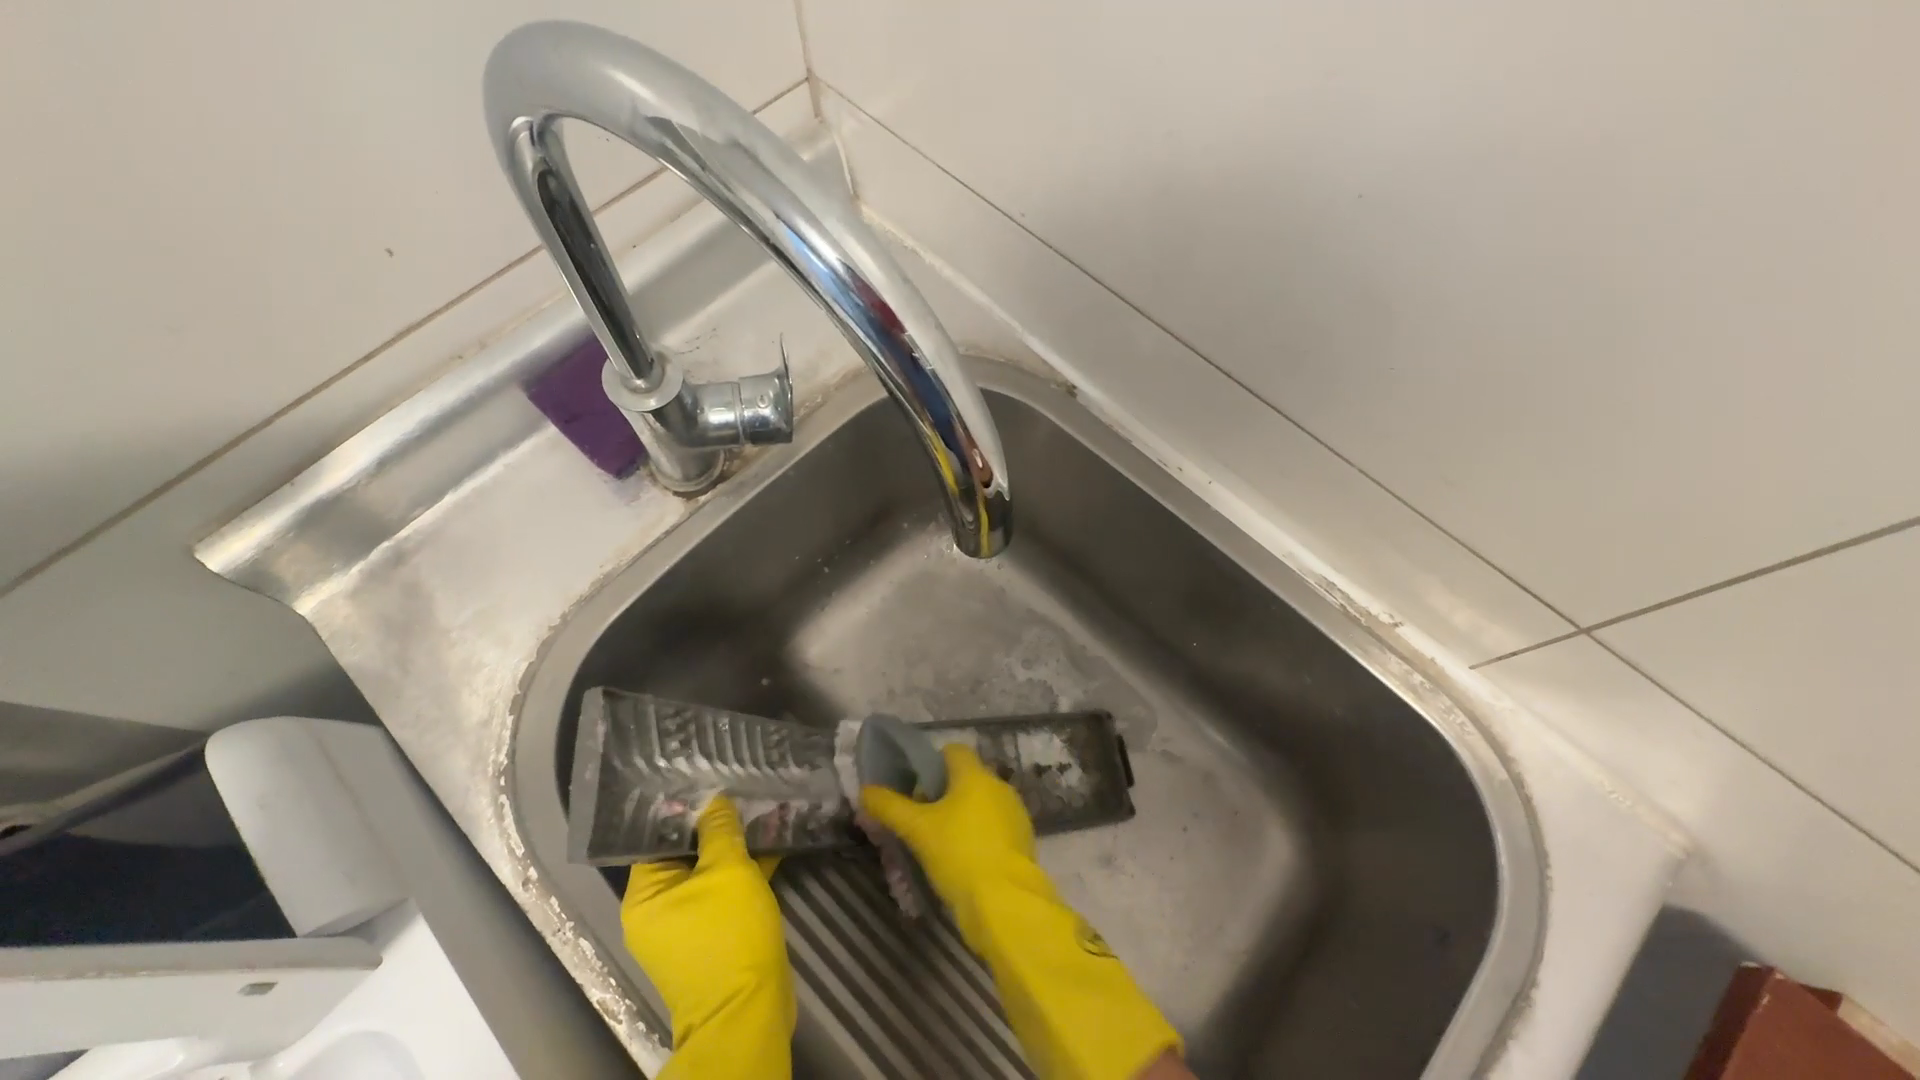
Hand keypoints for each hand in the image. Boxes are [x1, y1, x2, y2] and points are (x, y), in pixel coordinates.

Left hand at [621, 796, 793, 1077]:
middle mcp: (658, 909)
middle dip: (717, 825)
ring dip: (736, 847)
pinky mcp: (716, 934)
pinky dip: (746, 872)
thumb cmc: (728, 935)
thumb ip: (720, 830)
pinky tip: (775, 843)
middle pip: (686, 854)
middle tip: (741, 788)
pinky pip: (726, 892)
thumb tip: (714, 799)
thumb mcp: (727, 871)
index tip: (709, 779)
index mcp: (644, 895)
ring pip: (710, 872)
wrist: (750, 1009)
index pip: (657, 837)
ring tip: (763, 808)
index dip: (684, 808)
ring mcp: (688, 924)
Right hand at [859, 742, 1037, 930]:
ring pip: (981, 803)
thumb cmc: (958, 854)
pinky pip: (994, 825)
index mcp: (975, 775)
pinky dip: (978, 833)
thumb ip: (889, 807)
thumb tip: (866, 790)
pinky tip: (964, 858)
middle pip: (966, 778)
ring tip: (939, 842)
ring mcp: (1015, 813)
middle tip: (921, 819)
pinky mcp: (1023, 838)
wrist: (1004, 900)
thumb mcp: (916, 830)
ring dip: (961, 815)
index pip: (953, 751)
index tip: (915, 788)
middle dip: (943, 794)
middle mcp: (999, 786)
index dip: (931, 764)